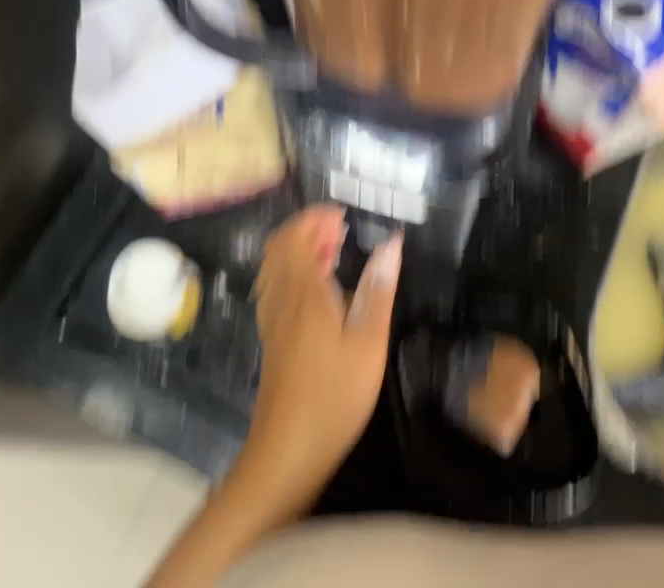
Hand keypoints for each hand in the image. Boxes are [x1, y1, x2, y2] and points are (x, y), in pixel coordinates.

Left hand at [238, 205, 400, 515]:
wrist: (288, 448)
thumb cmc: (335, 394)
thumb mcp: (369, 343)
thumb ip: (378, 290)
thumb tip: (392, 243)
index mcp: (303, 292)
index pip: (297, 237)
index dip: (316, 219)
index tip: (343, 216)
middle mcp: (281, 298)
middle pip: (280, 246)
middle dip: (307, 230)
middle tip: (341, 232)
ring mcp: (272, 319)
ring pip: (275, 267)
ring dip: (299, 250)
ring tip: (333, 254)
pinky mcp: (272, 338)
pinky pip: (276, 288)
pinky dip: (293, 274)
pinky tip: (319, 292)